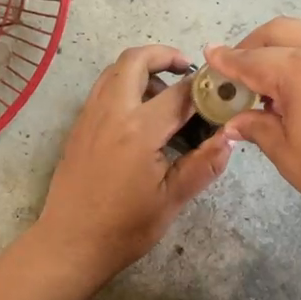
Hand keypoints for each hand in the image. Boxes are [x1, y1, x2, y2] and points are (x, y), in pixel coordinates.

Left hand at [32, 44, 233, 280]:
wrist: (70, 243)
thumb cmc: (124, 227)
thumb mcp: (171, 200)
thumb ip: (202, 165)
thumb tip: (230, 137)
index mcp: (139, 130)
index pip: (179, 93)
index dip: (204, 88)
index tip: (221, 92)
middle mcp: (112, 112)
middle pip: (135, 60)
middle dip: (164, 55)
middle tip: (186, 70)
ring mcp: (89, 117)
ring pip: (113, 71)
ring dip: (140, 69)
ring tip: (165, 93)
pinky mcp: (78, 127)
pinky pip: (101, 90)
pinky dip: (122, 85)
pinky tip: (139, 114)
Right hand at [206, 17, 300, 248]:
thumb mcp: (292, 158)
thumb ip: (260, 129)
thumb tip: (238, 120)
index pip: (251, 58)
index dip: (226, 61)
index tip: (208, 58)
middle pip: (280, 32)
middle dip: (252, 46)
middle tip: (238, 75)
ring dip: (284, 53)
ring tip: (273, 91)